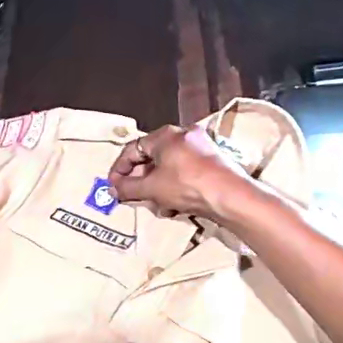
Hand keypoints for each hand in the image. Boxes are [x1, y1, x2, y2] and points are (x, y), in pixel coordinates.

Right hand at [108, 124, 255, 219]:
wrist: (230, 196)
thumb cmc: (187, 186)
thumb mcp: (152, 188)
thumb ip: (128, 188)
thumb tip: (111, 189)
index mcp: (166, 135)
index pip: (133, 148)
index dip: (119, 168)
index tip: (113, 185)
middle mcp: (184, 135)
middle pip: (152, 158)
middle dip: (141, 180)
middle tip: (132, 196)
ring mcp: (201, 147)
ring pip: (169, 168)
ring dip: (158, 187)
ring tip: (157, 205)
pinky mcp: (213, 162)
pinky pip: (185, 173)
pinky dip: (176, 187)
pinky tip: (176, 207)